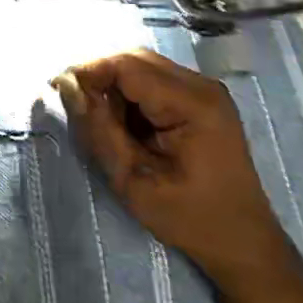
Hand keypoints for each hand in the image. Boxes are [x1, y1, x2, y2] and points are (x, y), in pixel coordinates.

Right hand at [56, 50, 301, 292]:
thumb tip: (67, 87)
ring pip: (141, 67)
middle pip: (134, 59)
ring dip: (114, 88)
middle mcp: (202, 86)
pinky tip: (127, 126)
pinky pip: (153, 81)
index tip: (59, 93)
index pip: (126, 65)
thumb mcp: (133, 180)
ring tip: (105, 124)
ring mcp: (205, 91)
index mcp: (193, 104)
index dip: (88, 72)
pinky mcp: (201, 100)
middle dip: (99, 78)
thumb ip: (100, 129)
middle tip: (78, 110)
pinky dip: (130, 96)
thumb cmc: (190, 218)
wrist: (243, 243)